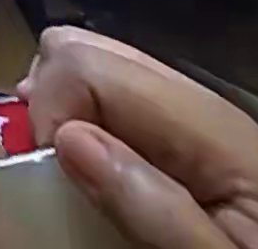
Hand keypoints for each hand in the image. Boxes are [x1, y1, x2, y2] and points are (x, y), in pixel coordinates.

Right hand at [19, 27, 257, 248]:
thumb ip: (155, 211)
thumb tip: (68, 136)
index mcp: (208, 124)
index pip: (88, 63)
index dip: (53, 111)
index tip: (50, 179)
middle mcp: (191, 99)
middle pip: (81, 46)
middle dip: (49, 98)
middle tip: (50, 171)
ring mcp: (182, 114)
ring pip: (85, 62)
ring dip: (58, 108)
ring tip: (61, 170)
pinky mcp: (174, 134)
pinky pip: (103, 95)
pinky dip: (76, 119)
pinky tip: (81, 164)